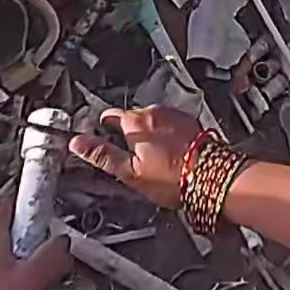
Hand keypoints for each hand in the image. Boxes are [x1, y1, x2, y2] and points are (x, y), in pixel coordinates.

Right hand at [69, 106, 201, 208]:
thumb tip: (78, 142)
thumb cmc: (172, 178)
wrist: (211, 175)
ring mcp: (172, 114)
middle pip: (131, 118)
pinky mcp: (187, 120)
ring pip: (151, 120)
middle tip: (131, 158)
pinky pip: (168, 123)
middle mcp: (153, 111)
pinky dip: (165, 133)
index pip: (110, 116)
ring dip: (148, 133)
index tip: (104, 141)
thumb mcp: (130, 172)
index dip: (104, 129)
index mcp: (135, 122)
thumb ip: (103, 155)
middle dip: (128, 134)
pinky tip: (169, 152)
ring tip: (153, 159)